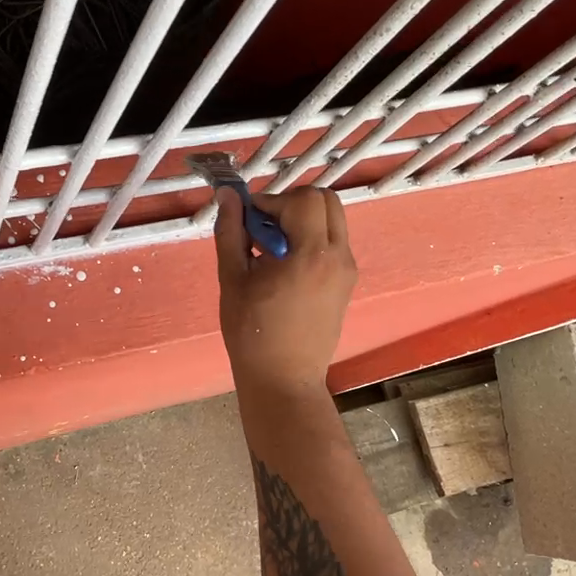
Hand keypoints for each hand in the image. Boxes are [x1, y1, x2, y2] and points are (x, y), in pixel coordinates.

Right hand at [213, 185, 356, 395]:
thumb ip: (230, 231)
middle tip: (263, 229)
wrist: (284, 379)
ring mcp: (347, 270)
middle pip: (325, 201)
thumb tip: (227, 195)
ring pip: (332, 220)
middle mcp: (339, 257)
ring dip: (302, 220)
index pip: (303, 200)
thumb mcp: (233, 278)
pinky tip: (284, 266)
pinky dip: (311, 239)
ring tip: (272, 249)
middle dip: (291, 204)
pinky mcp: (346, 282)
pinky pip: (333, 242)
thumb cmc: (252, 332)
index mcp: (312, 255)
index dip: (271, 201)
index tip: (248, 221)